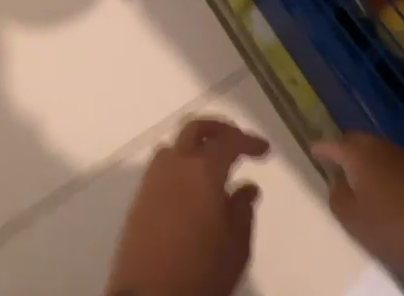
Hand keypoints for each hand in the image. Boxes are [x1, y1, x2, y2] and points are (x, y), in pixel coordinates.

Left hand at [105, 117, 269, 295]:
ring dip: (195, 147)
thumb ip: (242, 211)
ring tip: (214, 167)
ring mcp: (153, 180)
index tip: (264, 149)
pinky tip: (192, 189)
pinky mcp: (139, 198)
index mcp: (202, 172)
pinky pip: (162, 167)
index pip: (228, 142)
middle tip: (237, 142)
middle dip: (219, 129)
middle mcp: (175, 166)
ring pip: (175, 145)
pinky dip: (180, 166)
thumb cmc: (200, 273)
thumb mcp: (235, 248)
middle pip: (195, 129)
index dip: (248, 141)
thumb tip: (247, 188)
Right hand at [310, 133, 403, 275]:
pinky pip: (396, 165)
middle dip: (344, 150)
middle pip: (356, 142)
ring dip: (368, 162)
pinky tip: (389, 193)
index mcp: (357, 154)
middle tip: (336, 164)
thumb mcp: (353, 220)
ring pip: (378, 153)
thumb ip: (337, 197)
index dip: (320, 148)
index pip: (331, 144)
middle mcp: (380, 146)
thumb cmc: (394, 226)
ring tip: (361, 181)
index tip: (313, 151)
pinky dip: (387, 174)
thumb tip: (336, 181)